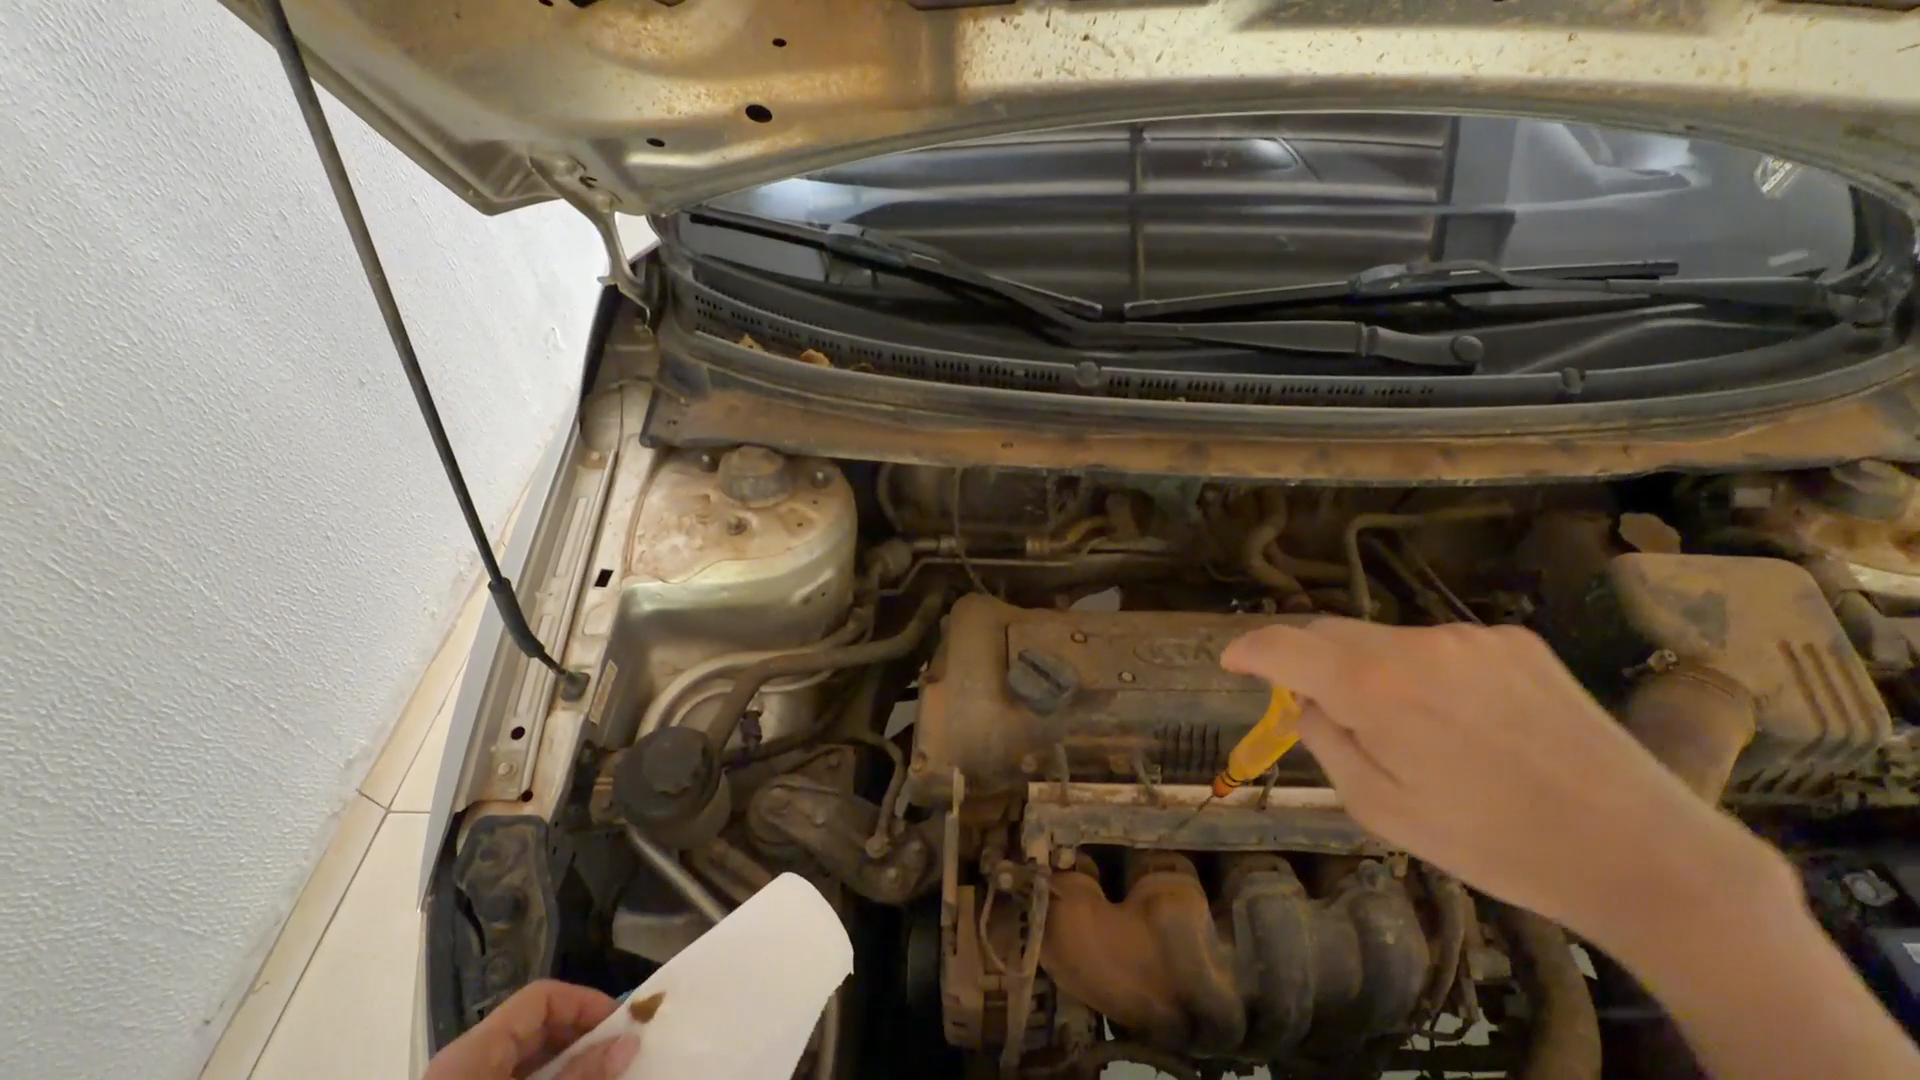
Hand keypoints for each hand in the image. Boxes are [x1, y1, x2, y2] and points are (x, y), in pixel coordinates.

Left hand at [424, 980, 638, 1079]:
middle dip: (581, 1038)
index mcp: (475, 1053)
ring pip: (526, 1064)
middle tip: (621, 1058)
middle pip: (533, 1029)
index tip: (621, 1028)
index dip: (584, 1003)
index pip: (540, 999)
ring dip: (568, 1069)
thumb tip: (627, 1041)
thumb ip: (580, 1079)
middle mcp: (466, 1066)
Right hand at [1220, 619, 1794, 952]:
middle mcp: (1418, 642)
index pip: (1285, 646)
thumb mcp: (1382, 809)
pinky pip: (1443, 648)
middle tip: (1308, 705)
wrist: (1639, 848)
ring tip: (1402, 729)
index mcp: (1375, 686)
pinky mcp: (1518, 643)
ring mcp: (1472, 637)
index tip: (1231, 661)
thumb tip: (1304, 702)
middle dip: (1307, 661)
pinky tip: (1461, 722)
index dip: (1248, 649)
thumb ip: (1327, 741)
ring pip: (1388, 641)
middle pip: (1333, 633)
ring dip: (1369, 670)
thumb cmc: (1493, 843)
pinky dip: (1424, 673)